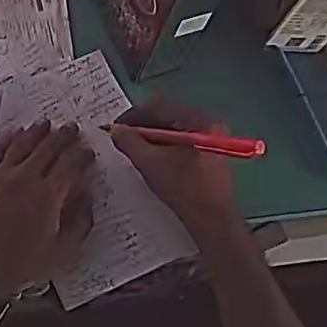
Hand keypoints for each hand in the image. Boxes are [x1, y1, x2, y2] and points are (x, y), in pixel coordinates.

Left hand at [0, 120, 94, 293]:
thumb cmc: (21, 265)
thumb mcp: (63, 251)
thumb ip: (80, 221)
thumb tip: (86, 197)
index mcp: (48, 195)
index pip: (71, 164)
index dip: (83, 155)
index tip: (88, 152)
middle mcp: (25, 179)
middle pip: (48, 147)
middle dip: (63, 136)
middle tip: (71, 129)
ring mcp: (1, 176)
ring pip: (22, 144)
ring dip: (37, 132)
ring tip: (46, 124)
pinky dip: (7, 139)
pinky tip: (14, 133)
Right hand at [106, 98, 248, 246]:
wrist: (212, 220)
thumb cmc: (183, 189)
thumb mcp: (150, 163)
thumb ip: (129, 141)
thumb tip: (114, 129)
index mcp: (198, 120)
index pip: (159, 106)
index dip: (132, 115)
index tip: (114, 127)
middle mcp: (208, 122)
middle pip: (167, 114)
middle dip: (141, 124)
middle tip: (121, 137)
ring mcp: (212, 136)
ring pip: (173, 126)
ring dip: (151, 134)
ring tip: (133, 147)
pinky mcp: (210, 150)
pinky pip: (181, 137)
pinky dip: (163, 143)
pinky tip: (151, 155)